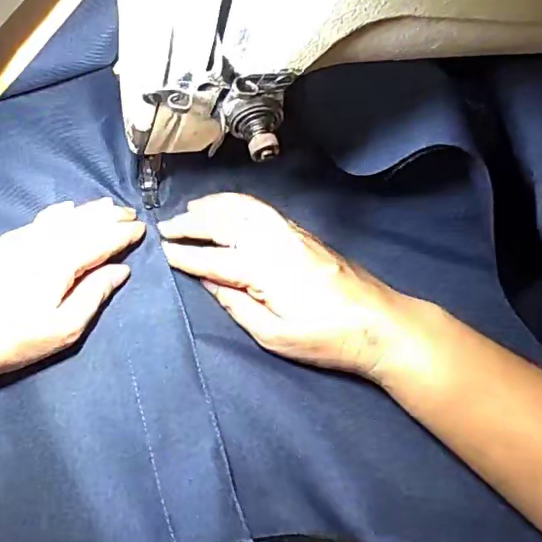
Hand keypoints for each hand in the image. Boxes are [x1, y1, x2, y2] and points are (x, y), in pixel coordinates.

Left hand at [0, 198, 145, 380]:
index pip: (100, 239)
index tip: (142, 228)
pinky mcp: (5, 244)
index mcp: (60, 260)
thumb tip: (119, 270)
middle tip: (129, 212)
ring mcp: (20, 239)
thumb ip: (94, 294)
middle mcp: (42, 241)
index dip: (123, 233)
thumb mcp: (64, 328)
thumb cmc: (15, 339)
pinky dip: (60, 213)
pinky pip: (41, 219)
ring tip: (106, 206)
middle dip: (108, 216)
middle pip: (82, 221)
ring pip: (61, 217)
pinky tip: (66, 210)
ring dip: (86, 211)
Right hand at [160, 193, 430, 380]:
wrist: (379, 323)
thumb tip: (207, 281)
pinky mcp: (300, 232)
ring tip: (189, 209)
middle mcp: (272, 242)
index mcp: (262, 270)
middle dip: (190, 224)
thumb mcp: (272, 335)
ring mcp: (288, 232)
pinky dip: (236, 202)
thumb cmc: (326, 338)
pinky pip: (259, 208)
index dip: (184, 255)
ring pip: (241, 208)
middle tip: (165, 227)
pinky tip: (226, 206)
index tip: (163, 252)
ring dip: (211, 206)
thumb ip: (235, 304)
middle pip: (222, 224)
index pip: (211, 258)